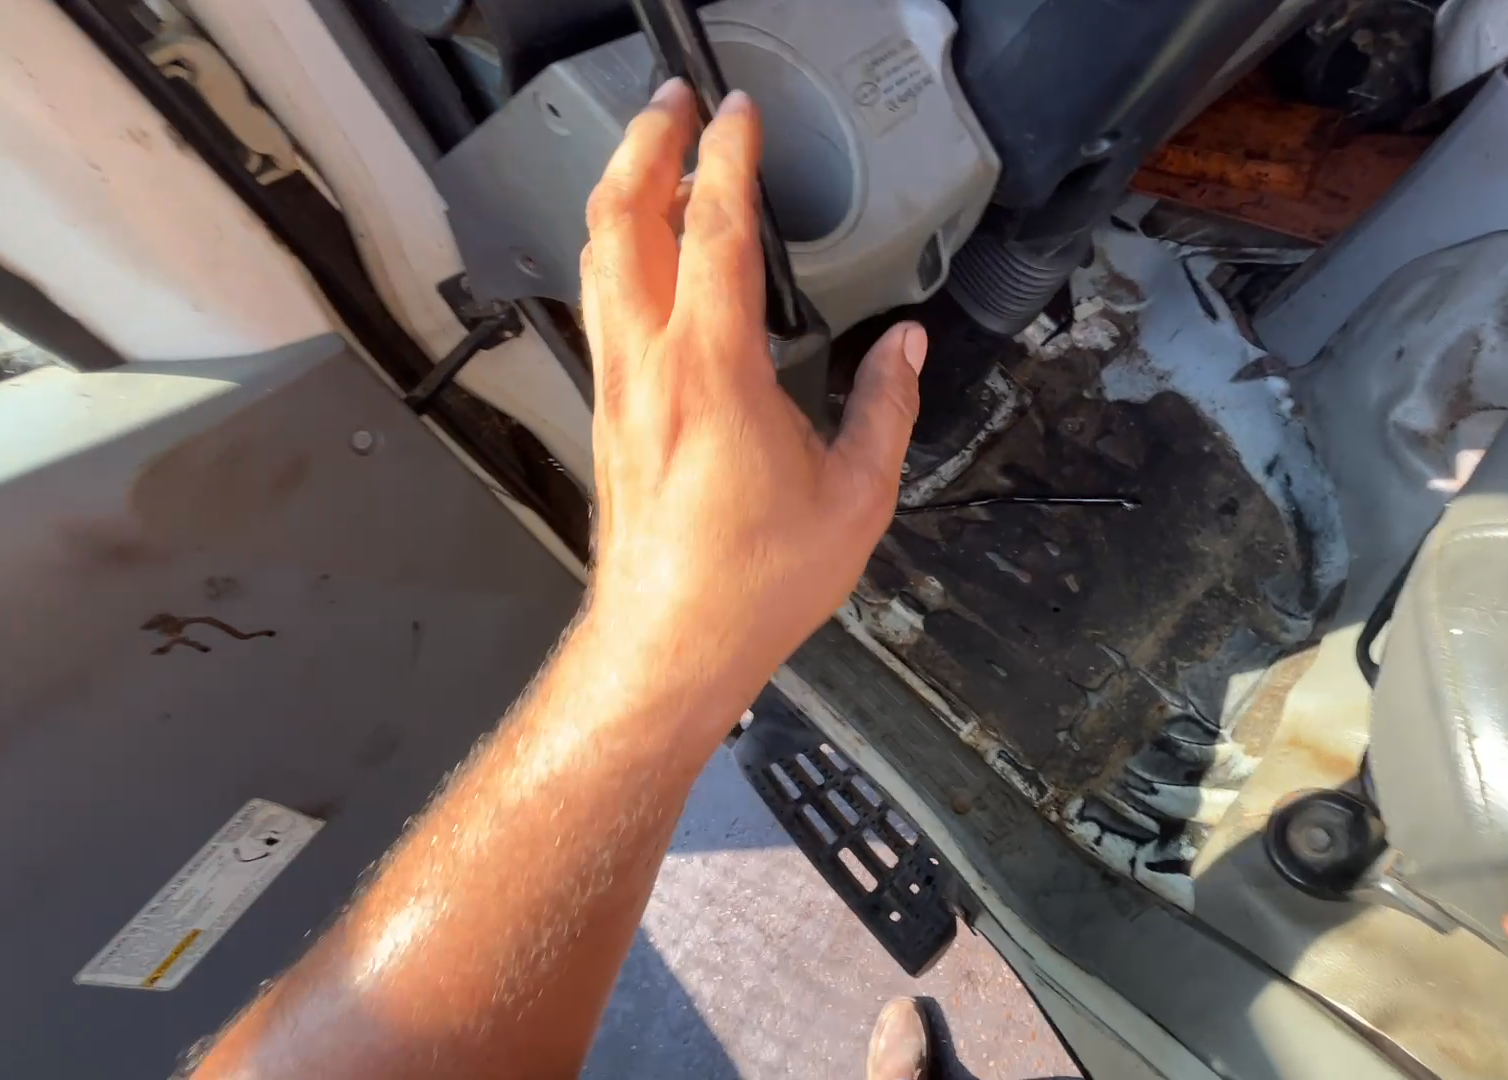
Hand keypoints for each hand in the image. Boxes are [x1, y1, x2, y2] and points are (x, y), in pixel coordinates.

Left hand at [576, 79, 924, 726]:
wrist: (674, 642)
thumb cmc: (758, 579)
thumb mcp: (857, 496)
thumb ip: (887, 409)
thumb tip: (907, 350)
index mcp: (716, 374)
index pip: (717, 233)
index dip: (731, 161)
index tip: (741, 115)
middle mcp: (651, 368)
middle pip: (625, 223)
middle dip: (647, 147)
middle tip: (672, 104)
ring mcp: (619, 391)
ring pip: (599, 264)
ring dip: (623, 198)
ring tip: (653, 164)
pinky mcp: (611, 419)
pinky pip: (602, 311)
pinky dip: (619, 260)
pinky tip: (643, 266)